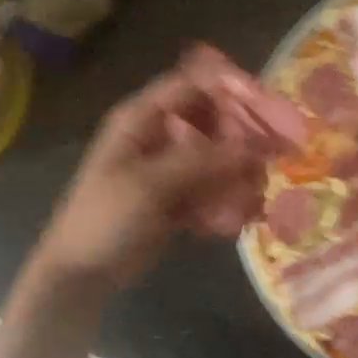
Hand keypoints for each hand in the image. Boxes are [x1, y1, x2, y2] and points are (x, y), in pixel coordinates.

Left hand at [33, 72, 261, 290]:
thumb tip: (252, 145)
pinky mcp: (176, 203)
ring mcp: (168, 172)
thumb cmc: (104, 218)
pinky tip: (243, 218)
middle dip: (244, 136)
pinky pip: (210, 192)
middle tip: (277, 155)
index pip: (192, 84)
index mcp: (140, 119)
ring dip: (240, 173)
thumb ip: (200, 160)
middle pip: (211, 121)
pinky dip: (227, 202)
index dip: (231, 86)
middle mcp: (158, 137)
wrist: (80, 273)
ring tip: (257, 194)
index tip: (268, 104)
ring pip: (216, 159)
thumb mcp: (148, 184)